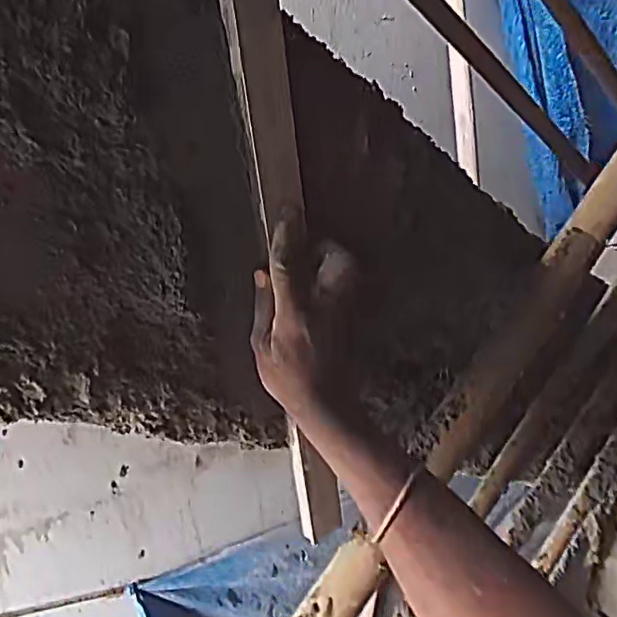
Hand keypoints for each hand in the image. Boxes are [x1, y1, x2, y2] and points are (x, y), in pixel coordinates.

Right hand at [251, 214, 356, 424]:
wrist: (328, 405)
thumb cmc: (288, 380)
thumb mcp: (261, 346)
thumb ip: (264, 306)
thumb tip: (262, 273)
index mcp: (295, 315)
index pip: (288, 265)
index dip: (285, 236)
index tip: (286, 212)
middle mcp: (325, 307)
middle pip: (335, 257)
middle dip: (320, 246)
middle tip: (301, 253)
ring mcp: (345, 311)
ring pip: (346, 268)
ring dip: (329, 261)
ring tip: (308, 273)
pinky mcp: (355, 316)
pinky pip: (347, 283)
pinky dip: (333, 277)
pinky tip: (317, 292)